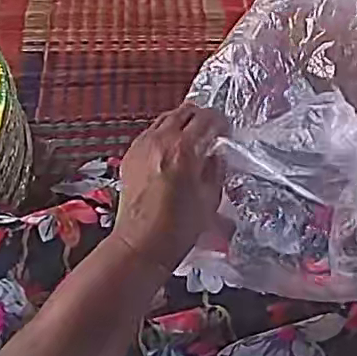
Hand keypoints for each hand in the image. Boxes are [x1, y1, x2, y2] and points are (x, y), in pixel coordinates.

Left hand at [111, 104, 228, 271]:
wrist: (141, 244)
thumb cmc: (179, 227)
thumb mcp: (210, 197)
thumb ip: (216, 169)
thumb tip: (215, 154)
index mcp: (184, 149)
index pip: (207, 118)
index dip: (221, 122)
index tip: (226, 131)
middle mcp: (160, 141)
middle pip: (184, 111)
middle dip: (201, 118)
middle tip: (210, 131)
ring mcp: (142, 146)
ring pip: (165, 119)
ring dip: (181, 124)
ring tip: (191, 140)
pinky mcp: (130, 156)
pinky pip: (150, 133)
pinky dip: (164, 135)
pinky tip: (171, 152)